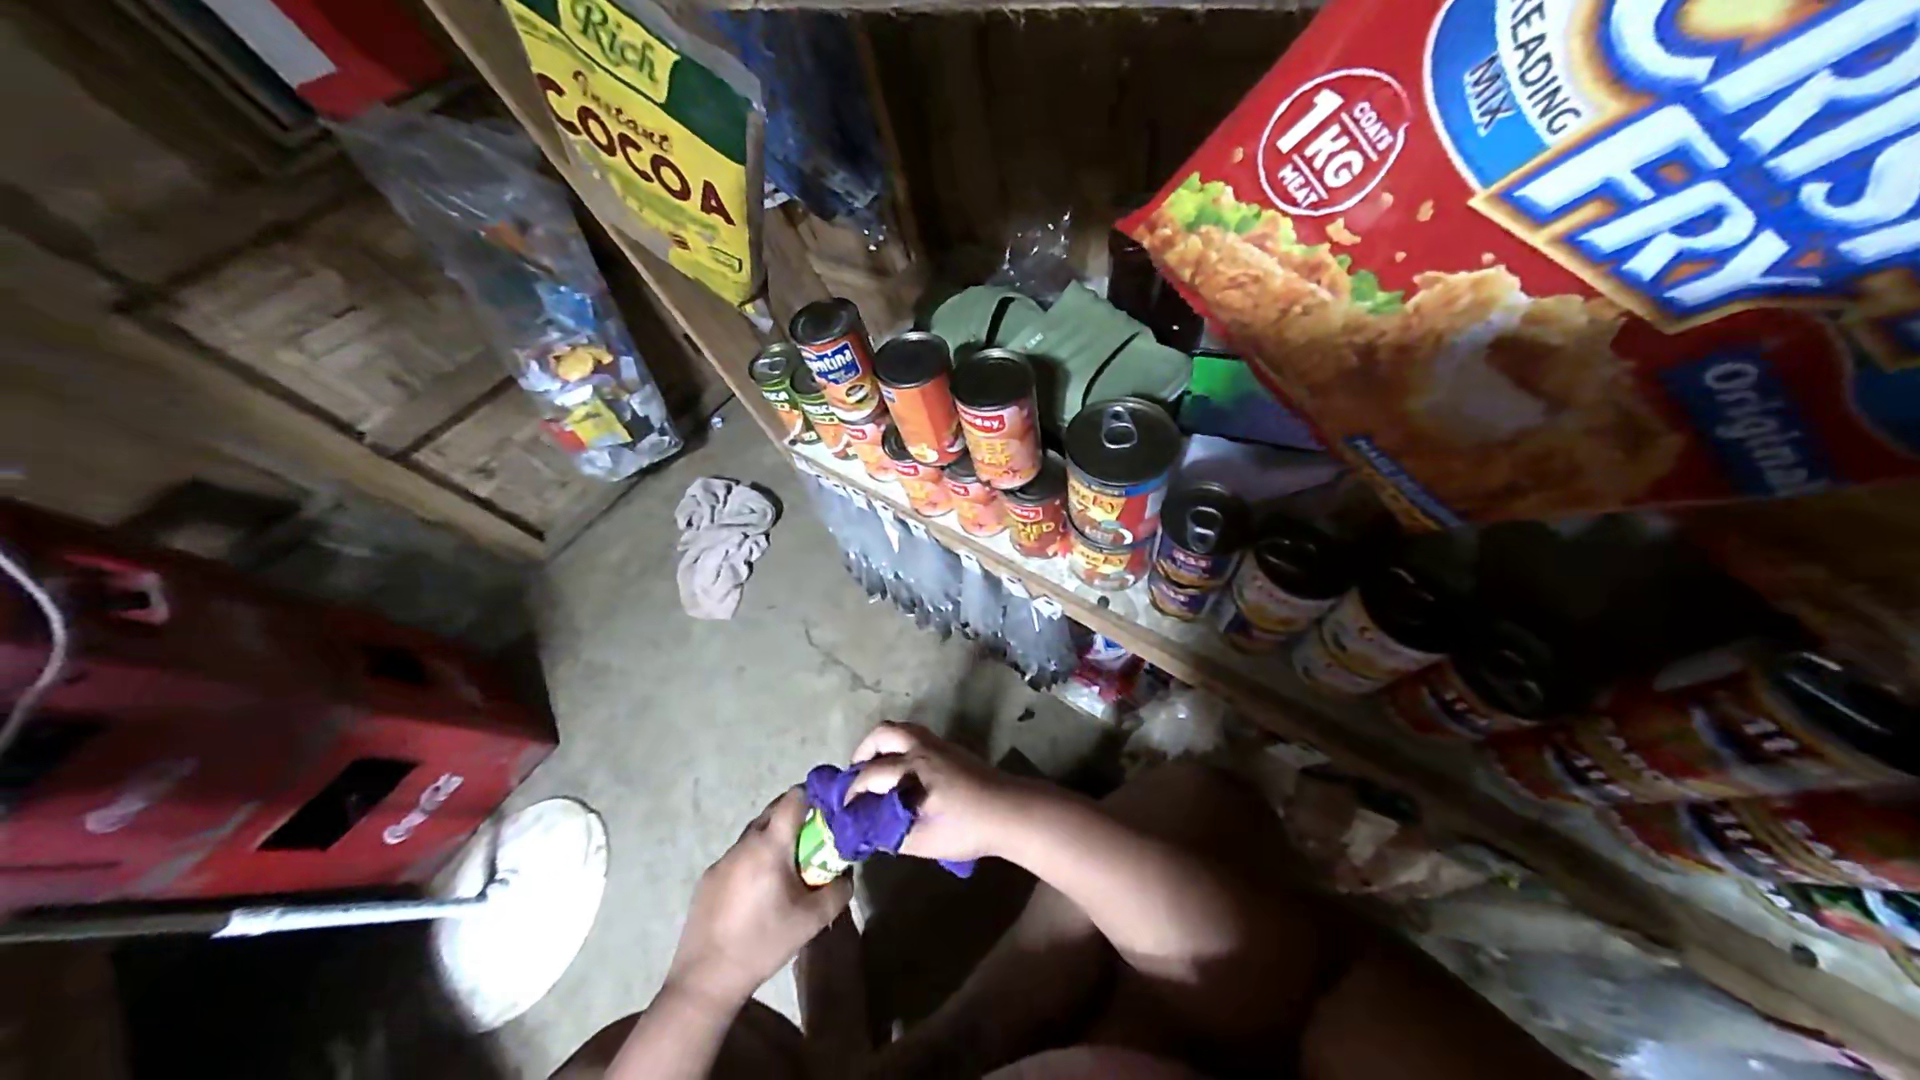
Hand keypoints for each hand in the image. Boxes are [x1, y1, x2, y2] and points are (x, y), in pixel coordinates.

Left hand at [664, 788, 851, 1006]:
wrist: (706, 979)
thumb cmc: (763, 943)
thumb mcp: (812, 920)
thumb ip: (838, 890)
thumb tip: (847, 873)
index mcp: (770, 846)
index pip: (794, 798)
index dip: (814, 795)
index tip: (829, 809)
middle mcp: (744, 844)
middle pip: (773, 811)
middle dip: (796, 815)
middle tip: (814, 838)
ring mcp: (721, 861)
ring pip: (754, 834)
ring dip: (773, 839)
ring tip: (787, 867)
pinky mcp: (707, 879)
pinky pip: (738, 856)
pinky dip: (754, 860)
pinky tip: (758, 891)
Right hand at [846, 722, 1033, 863]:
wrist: (1012, 812)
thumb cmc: (967, 827)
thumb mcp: (924, 841)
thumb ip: (890, 834)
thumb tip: (867, 831)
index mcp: (913, 766)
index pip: (871, 774)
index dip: (852, 791)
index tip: (842, 808)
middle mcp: (923, 748)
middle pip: (884, 733)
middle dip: (864, 751)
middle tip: (856, 775)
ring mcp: (940, 745)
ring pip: (903, 729)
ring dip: (883, 744)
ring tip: (875, 769)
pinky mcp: (953, 750)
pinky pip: (916, 737)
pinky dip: (899, 746)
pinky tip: (902, 772)